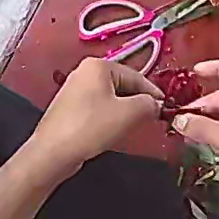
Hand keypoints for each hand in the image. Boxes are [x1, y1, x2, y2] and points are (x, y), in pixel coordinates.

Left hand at [22, 58, 163, 177]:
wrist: (52, 153)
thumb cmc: (91, 127)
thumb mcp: (129, 113)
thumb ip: (149, 104)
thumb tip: (156, 104)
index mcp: (98, 65)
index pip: (136, 76)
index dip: (153, 93)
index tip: (166, 107)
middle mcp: (84, 72)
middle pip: (123, 85)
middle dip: (138, 102)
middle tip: (150, 119)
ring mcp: (74, 89)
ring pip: (111, 98)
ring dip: (124, 111)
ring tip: (131, 127)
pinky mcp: (69, 107)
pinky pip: (98, 107)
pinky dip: (109, 117)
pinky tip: (111, 132)